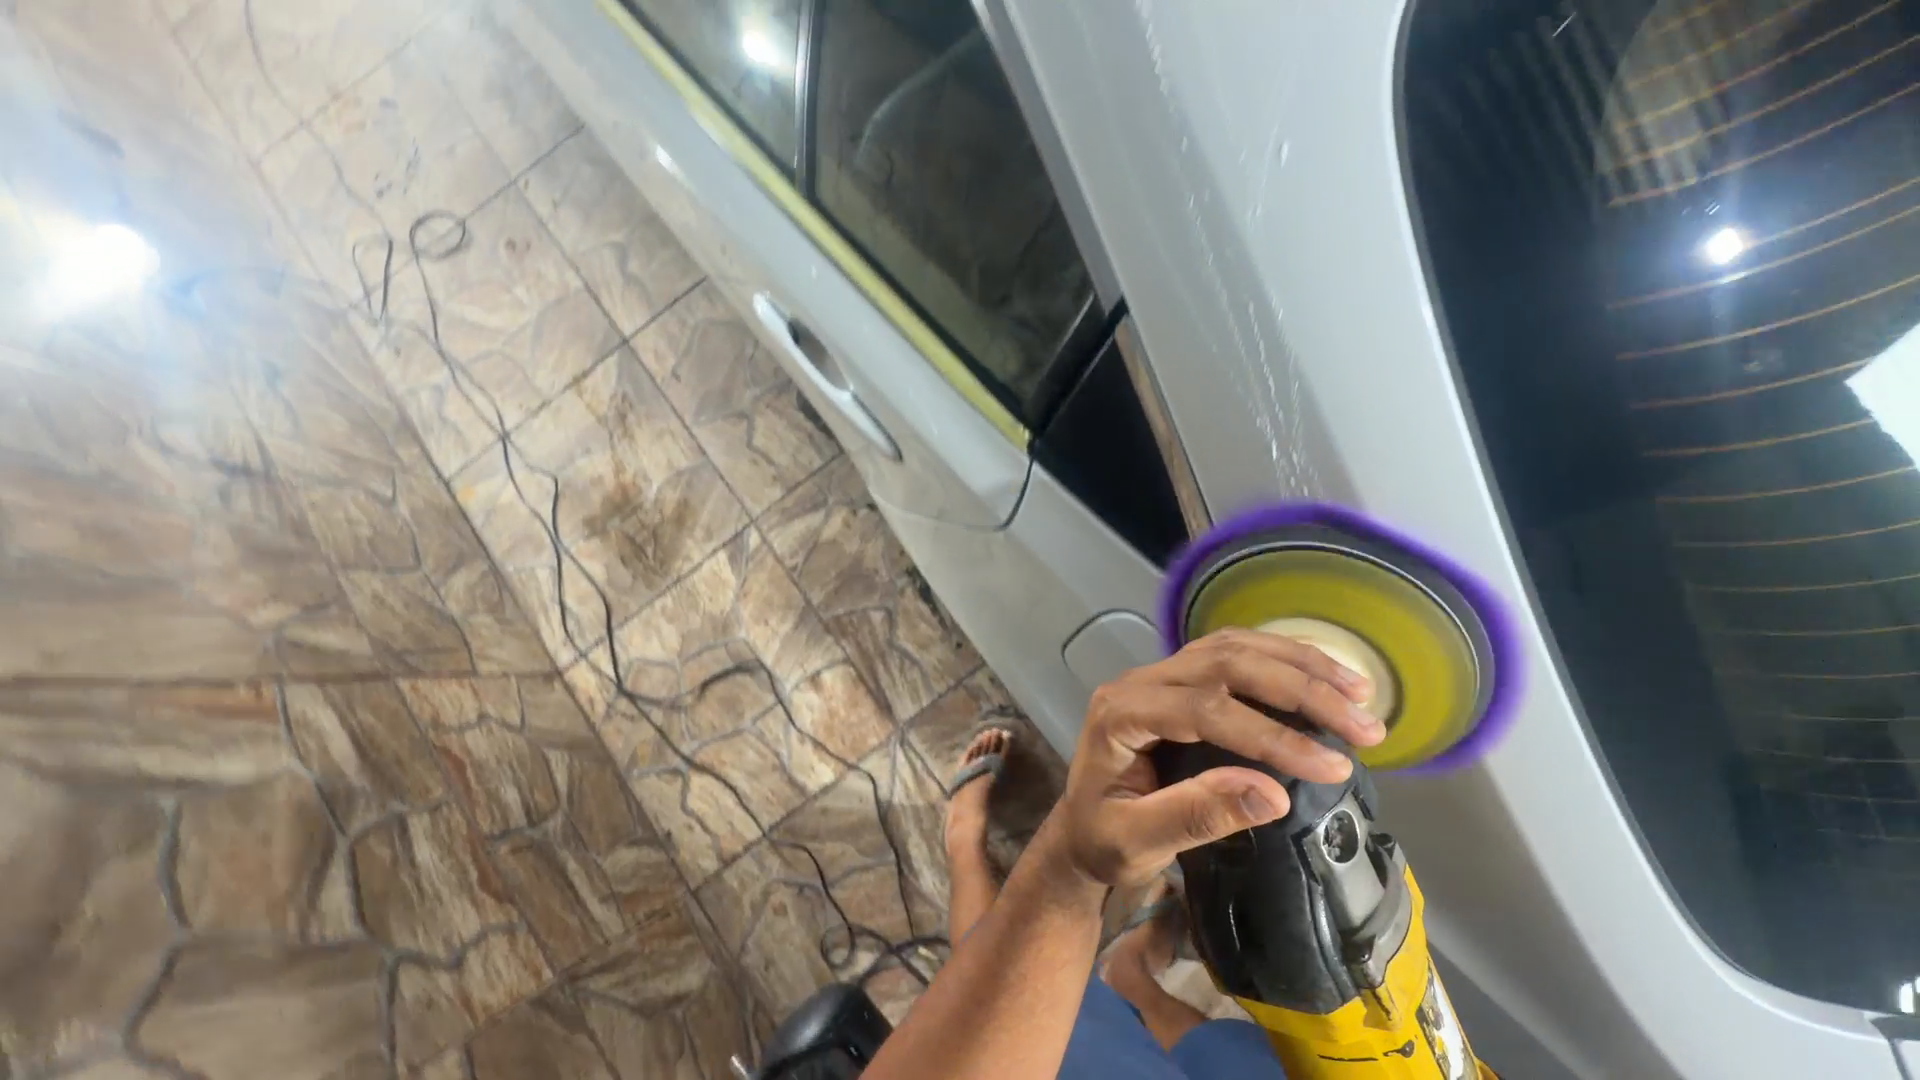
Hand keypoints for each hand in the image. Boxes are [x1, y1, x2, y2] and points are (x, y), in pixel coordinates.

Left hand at [1033, 628, 1386, 892]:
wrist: (1081, 829)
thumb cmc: (1103, 840)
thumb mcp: (1136, 843)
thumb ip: (1194, 816)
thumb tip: (1272, 794)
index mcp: (1121, 714)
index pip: (1204, 708)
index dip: (1271, 733)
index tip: (1331, 765)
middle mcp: (1139, 681)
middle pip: (1225, 662)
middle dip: (1301, 690)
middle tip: (1365, 726)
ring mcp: (1160, 674)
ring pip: (1233, 646)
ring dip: (1299, 664)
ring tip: (1360, 693)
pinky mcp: (1180, 679)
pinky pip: (1232, 651)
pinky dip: (1281, 658)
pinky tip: (1321, 672)